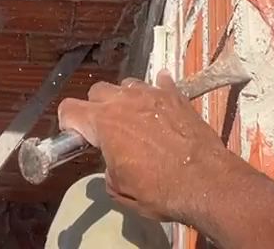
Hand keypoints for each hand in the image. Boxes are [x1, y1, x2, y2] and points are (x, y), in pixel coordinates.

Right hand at [56, 73, 246, 222]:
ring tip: (135, 120)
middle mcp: (124, 100)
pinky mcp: (174, 93)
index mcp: (104, 123)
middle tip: (106, 130)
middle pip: (98, 91)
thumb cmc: (159, 189)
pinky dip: (155, 93)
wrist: (204, 178)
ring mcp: (151, 92)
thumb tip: (113, 161)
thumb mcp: (121, 191)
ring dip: (125, 100)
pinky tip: (159, 108)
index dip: (69, 123)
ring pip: (127, 85)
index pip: (70, 109)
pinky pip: (159, 83)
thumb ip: (108, 169)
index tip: (76, 135)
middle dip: (96, 107)